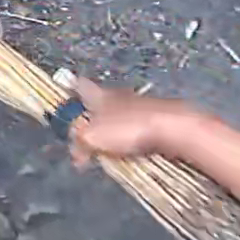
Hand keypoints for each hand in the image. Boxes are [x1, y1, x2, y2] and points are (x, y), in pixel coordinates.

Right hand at [65, 75, 198, 169]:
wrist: (175, 128)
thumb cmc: (128, 128)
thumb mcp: (91, 138)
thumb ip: (78, 144)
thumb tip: (75, 154)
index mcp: (98, 94)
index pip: (79, 85)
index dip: (70, 90)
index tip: (64, 99)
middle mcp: (118, 95)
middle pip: (98, 102)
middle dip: (91, 117)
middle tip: (84, 135)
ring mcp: (140, 105)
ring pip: (119, 115)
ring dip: (112, 129)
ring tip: (108, 149)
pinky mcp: (158, 117)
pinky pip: (137, 126)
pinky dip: (131, 137)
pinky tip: (131, 150)